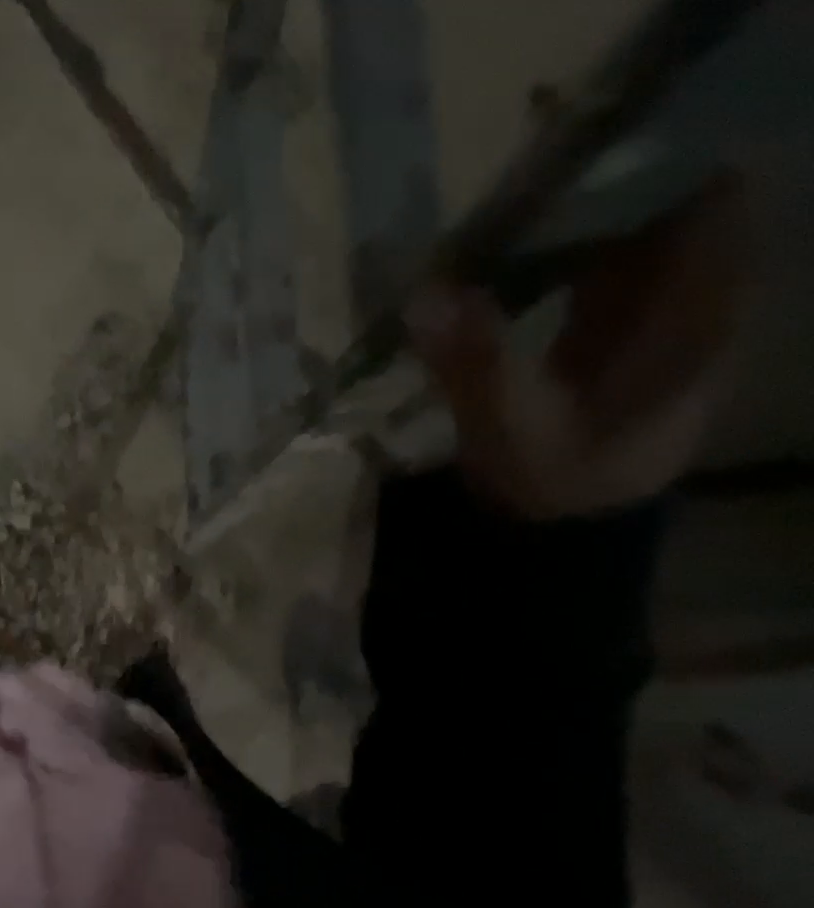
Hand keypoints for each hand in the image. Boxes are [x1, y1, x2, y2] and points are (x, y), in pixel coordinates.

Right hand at [404, 177, 747, 518]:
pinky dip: (564, 243)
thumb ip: (475, 361)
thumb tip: (425, 292)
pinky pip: (601, 262)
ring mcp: (652, 316)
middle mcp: (690, 306)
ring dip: (580, 209)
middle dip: (607, 180)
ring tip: (514, 190)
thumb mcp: (513, 428)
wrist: (558, 533)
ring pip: (634, 232)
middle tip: (527, 163)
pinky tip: (512, 239)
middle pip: (670, 211)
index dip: (659, 167)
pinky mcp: (610, 329)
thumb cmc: (555, 481)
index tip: (586, 147)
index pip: (708, 209)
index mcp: (696, 322)